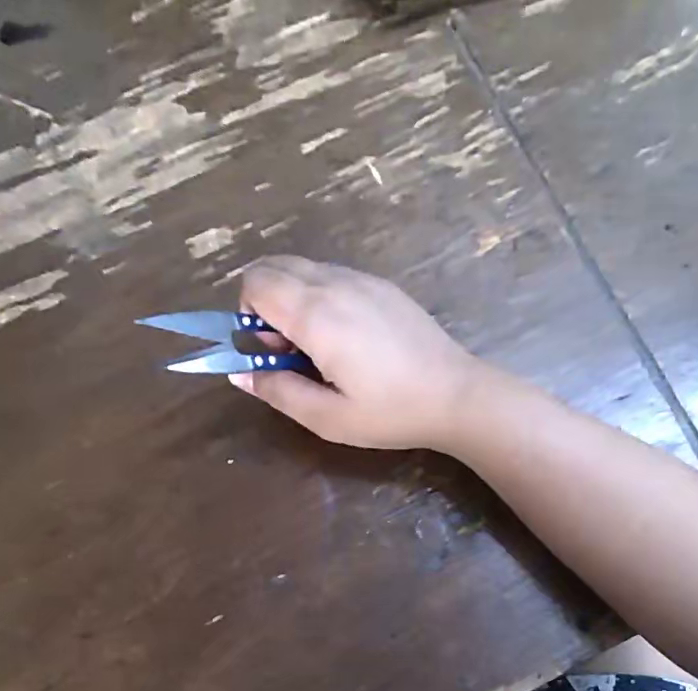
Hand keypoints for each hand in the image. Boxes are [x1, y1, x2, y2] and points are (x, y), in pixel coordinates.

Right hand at [231, 256, 500, 451]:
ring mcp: (363, 279)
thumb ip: (278, 392)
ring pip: (305, 269)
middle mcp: (335, 283)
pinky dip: (323, 297)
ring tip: (323, 348)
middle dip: (266, 303)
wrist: (457, 395)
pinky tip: (351, 340)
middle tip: (292, 350)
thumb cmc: (392, 412)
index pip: (254, 282)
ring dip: (295, 300)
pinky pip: (334, 276)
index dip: (248, 315)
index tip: (272, 352)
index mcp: (316, 313)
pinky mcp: (384, 286)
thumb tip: (239, 374)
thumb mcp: (328, 418)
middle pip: (274, 266)